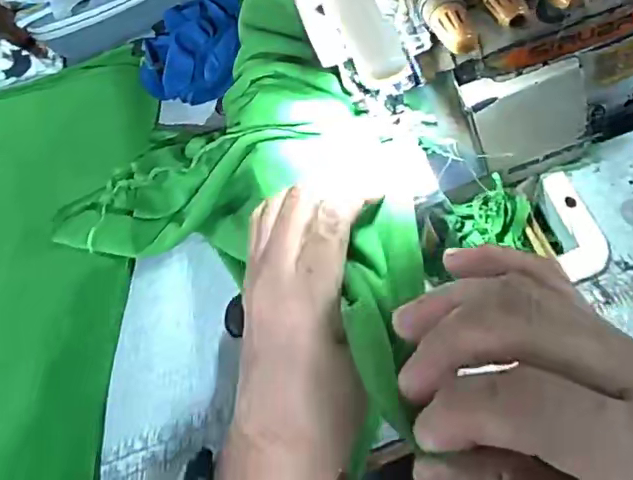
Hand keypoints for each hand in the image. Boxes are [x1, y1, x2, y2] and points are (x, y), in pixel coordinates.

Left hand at [223, 187, 368, 479]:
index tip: (386, 190)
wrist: (275, 447)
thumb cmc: (330, 406)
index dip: (360, 191)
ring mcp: (254, 275)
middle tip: (367, 196)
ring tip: (340, 202)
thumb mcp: (364, 348)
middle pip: (299, 197)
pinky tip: (309, 218)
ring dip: (310, 193)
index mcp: (305, 292)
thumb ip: (372, 287)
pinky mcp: (246, 282)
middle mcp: (272, 273)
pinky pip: (261, 222)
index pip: (329, 215)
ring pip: (275, 202)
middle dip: (337, 185)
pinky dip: (286, 207)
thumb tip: (386, 241)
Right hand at [393, 246, 632, 479]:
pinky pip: (551, 283)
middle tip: (407, 378)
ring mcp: (627, 343)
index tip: (420, 432)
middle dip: (453, 340)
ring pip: (531, 289)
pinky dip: (500, 265)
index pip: (531, 396)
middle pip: (527, 320)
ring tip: (409, 319)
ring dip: (461, 297)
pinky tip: (458, 262)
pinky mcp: (612, 335)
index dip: (463, 406)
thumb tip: (429, 457)